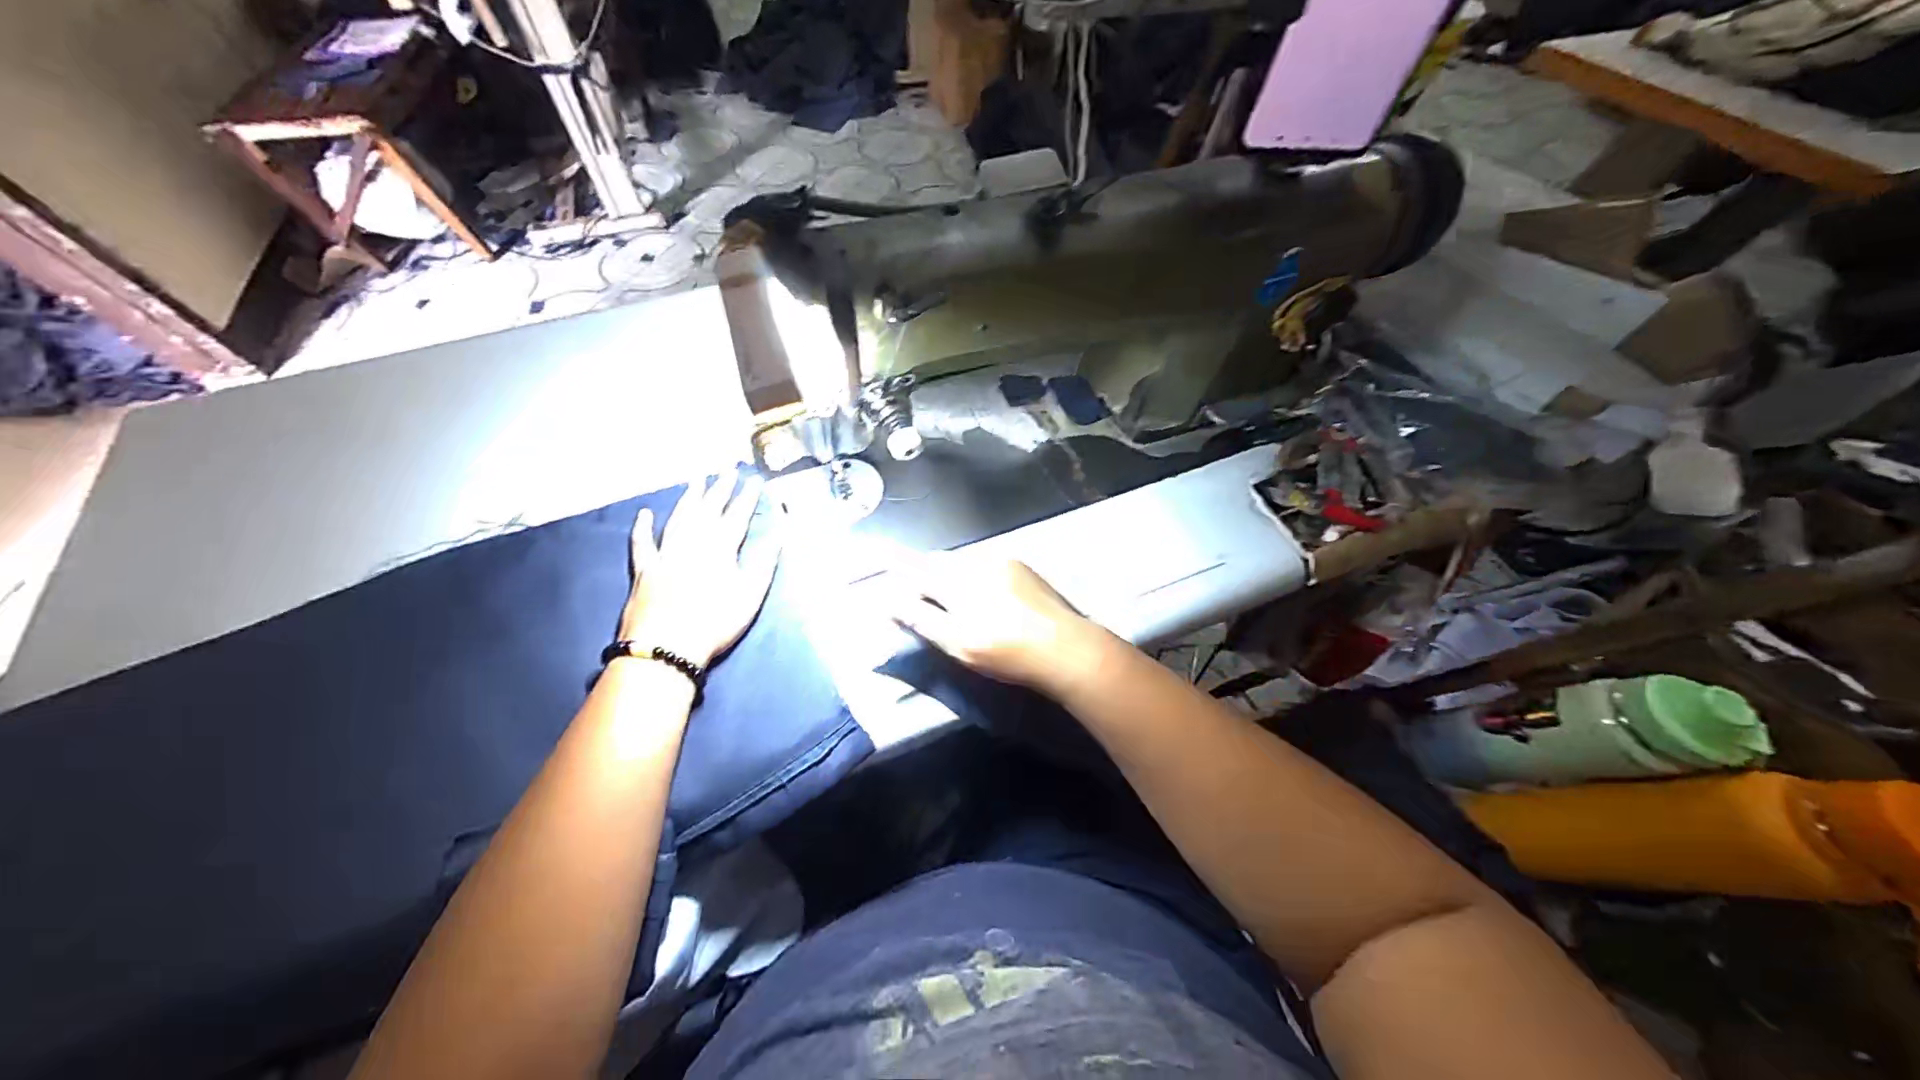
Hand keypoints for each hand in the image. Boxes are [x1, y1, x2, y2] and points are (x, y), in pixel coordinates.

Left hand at [620, 471, 779, 668]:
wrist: (667, 645)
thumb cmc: (716, 622)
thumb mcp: (751, 593)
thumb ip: (765, 559)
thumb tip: (779, 531)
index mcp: (721, 547)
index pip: (737, 514)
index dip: (747, 496)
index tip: (755, 479)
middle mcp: (692, 541)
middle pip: (708, 508)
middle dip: (720, 488)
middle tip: (727, 469)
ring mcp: (665, 553)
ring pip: (678, 517)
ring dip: (689, 498)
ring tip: (697, 480)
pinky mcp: (644, 568)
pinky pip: (643, 542)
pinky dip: (642, 527)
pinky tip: (644, 514)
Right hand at [889, 554, 1116, 696]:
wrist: (1064, 646)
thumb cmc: (1005, 651)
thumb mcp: (957, 642)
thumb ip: (921, 618)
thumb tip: (889, 601)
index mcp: (955, 581)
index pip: (914, 566)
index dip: (893, 560)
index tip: (876, 550)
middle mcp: (976, 562)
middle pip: (938, 561)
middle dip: (921, 568)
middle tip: (911, 582)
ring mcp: (1001, 561)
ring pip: (962, 560)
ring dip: (948, 571)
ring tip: (947, 591)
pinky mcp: (1020, 567)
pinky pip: (984, 562)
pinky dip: (972, 572)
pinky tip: (980, 591)